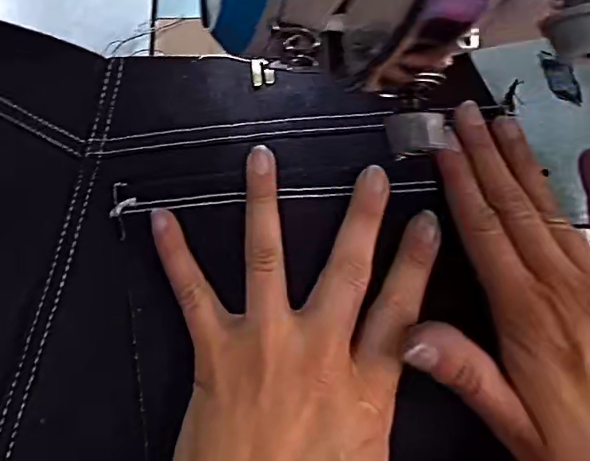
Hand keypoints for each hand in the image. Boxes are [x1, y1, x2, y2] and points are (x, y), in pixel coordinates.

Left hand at [152, 144, 441, 460]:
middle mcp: (316, 353)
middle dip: (362, 218)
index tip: (426, 220)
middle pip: (346, 271)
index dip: (416, 262)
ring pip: (267, 256)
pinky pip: (192, 294)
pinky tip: (163, 221)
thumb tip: (408, 353)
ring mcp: (263, 344)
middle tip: (370, 175)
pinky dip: (176, 255)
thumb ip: (384, 397)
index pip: (400, 311)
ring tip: (262, 159)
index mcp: (360, 386)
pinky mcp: (216, 354)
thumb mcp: (366, 456)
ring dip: (264, 201)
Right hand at [402, 102, 589, 460]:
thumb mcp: (520, 433)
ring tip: (506, 125)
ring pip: (552, 208)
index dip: (461, 182)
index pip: (483, 231)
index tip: (445, 147)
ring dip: (524, 162)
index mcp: (528, 317)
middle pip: (514, 206)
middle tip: (468, 115)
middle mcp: (564, 288)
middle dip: (486, 154)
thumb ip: (468, 374)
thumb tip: (412, 332)